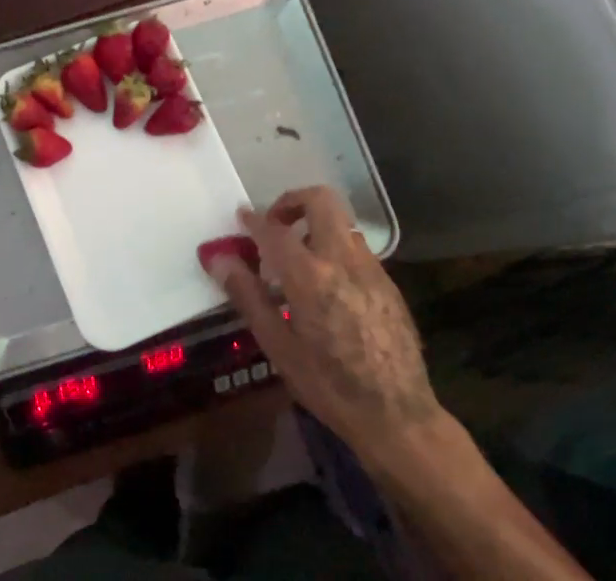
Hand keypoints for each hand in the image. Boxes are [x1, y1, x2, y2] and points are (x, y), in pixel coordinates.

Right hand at [203, 186, 441, 458]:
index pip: (274, 230)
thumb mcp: (278, 346)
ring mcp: (372, 267)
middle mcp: (344, 259)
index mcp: (311, 276)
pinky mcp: (388, 282)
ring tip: (296, 258)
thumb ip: (247, 296)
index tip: (241, 216)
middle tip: (274, 225)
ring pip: (341, 221)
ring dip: (314, 224)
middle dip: (292, 201)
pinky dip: (333, 247)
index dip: (254, 220)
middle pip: (320, 200)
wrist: (397, 415)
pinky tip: (324, 285)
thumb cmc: (328, 385)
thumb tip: (218, 258)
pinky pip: (356, 247)